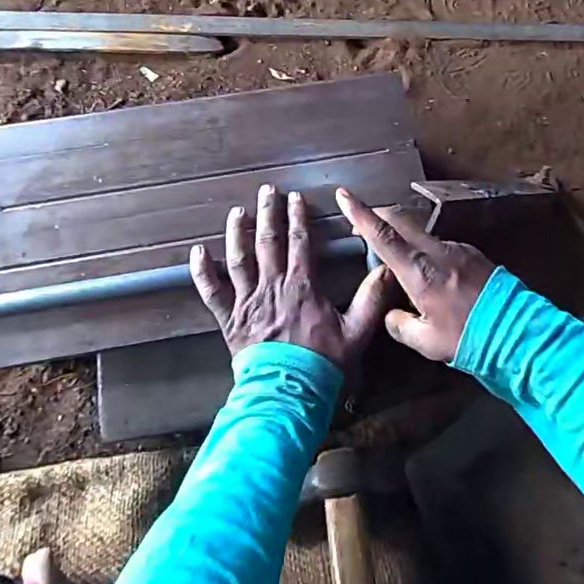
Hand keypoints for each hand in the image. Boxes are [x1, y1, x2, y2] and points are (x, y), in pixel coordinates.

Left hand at [189, 184, 395, 369]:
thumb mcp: (356, 333)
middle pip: (268, 242)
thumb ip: (371, 300)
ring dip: (237, 233)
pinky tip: (197, 252)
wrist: (289, 392)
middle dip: (268, 214)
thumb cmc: (322, 364)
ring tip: (237, 212)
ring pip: (239, 258)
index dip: (297, 218)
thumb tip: (386, 271)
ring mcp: (247, 300)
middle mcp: (272, 286)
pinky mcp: (229, 318)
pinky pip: (211, 291)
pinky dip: (202, 271)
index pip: (300, 243)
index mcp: (301, 286)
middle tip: (266, 191)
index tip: (295, 198)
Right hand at [334, 187, 494, 361]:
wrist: (525, 337)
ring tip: (400, 260)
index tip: (343, 194)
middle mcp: (437, 252)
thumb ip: (400, 325)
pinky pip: (442, 245)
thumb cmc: (470, 340)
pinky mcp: (476, 255)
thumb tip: (391, 314)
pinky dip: (428, 251)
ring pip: (421, 232)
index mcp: (419, 272)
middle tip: (362, 225)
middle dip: (377, 216)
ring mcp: (459, 250)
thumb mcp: (426, 342)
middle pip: (400, 220)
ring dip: (404, 236)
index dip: (359, 213)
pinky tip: (434, 274)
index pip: (381, 235)